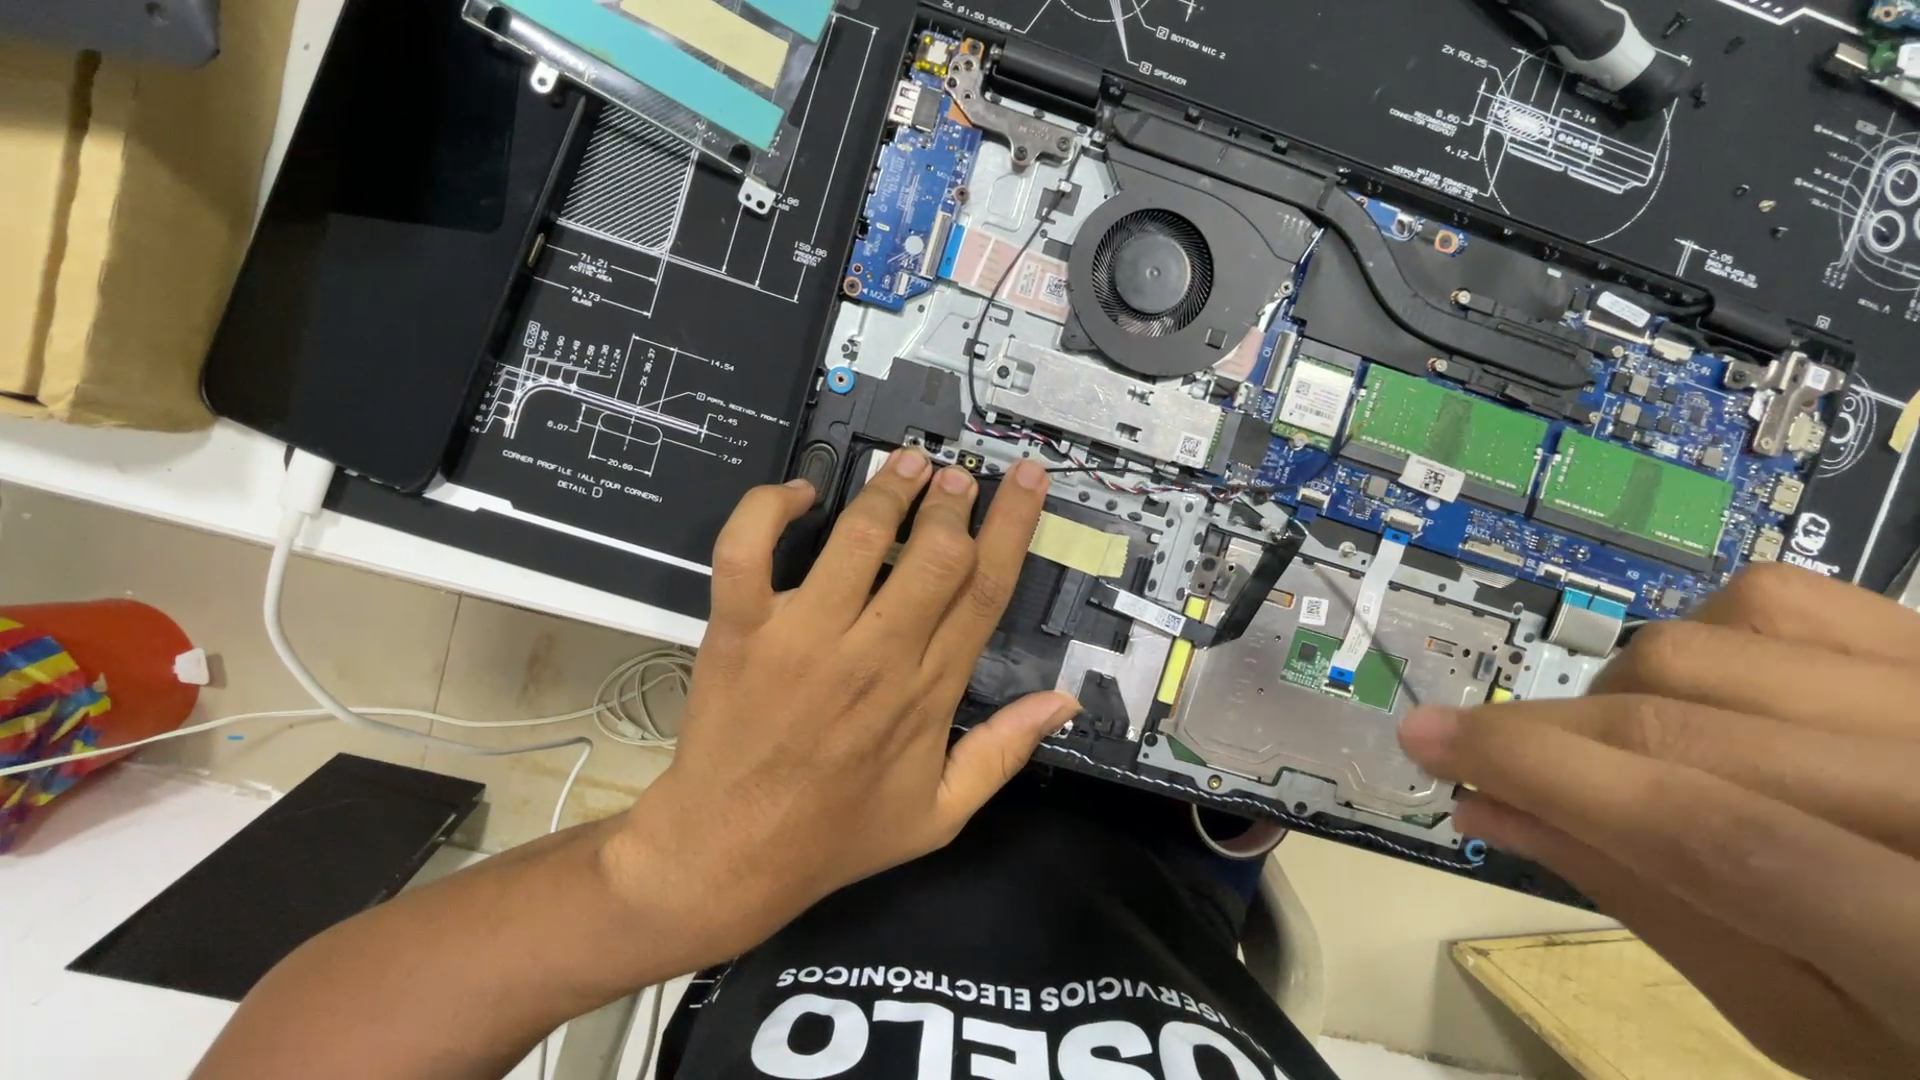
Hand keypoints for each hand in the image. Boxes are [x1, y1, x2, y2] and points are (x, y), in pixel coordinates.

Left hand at [605, 450, 1076, 961]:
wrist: (729, 856)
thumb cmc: (837, 836)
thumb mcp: (940, 816)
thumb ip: (1003, 753)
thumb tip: (1064, 701)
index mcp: (928, 691)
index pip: (985, 590)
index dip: (1012, 527)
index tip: (1024, 480)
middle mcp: (874, 655)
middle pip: (933, 555)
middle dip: (952, 501)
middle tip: (956, 475)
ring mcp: (803, 639)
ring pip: (858, 538)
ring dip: (889, 490)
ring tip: (906, 462)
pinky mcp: (739, 631)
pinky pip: (747, 551)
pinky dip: (770, 509)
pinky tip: (799, 494)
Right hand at [1399, 564, 1919, 1079]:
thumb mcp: (1808, 1019)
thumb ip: (1646, 902)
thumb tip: (1483, 805)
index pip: (1708, 834)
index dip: (1545, 778)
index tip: (1424, 741)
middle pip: (1687, 727)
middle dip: (1548, 738)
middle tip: (1480, 754)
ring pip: (1710, 645)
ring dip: (1617, 694)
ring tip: (1627, 746)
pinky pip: (1782, 598)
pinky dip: (1697, 633)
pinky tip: (1703, 694)